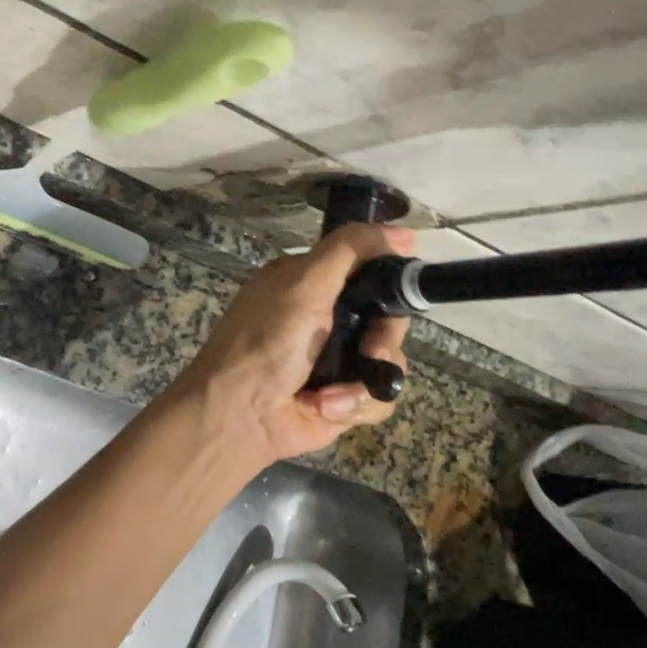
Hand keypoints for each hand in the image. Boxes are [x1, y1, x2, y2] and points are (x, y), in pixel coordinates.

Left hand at [164, 224, 414, 466]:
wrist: (240, 414)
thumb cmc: (267, 341)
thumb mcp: (304, 283)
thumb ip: (349, 250)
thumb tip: (406, 233)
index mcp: (307, 281)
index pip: (367, 268)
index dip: (389, 279)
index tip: (406, 287)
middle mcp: (323, 316)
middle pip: (388, 317)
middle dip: (383, 338)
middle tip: (370, 349)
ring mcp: (334, 358)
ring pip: (390, 360)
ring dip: (366, 380)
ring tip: (334, 392)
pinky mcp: (342, 397)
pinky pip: (379, 397)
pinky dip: (355, 404)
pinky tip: (324, 407)